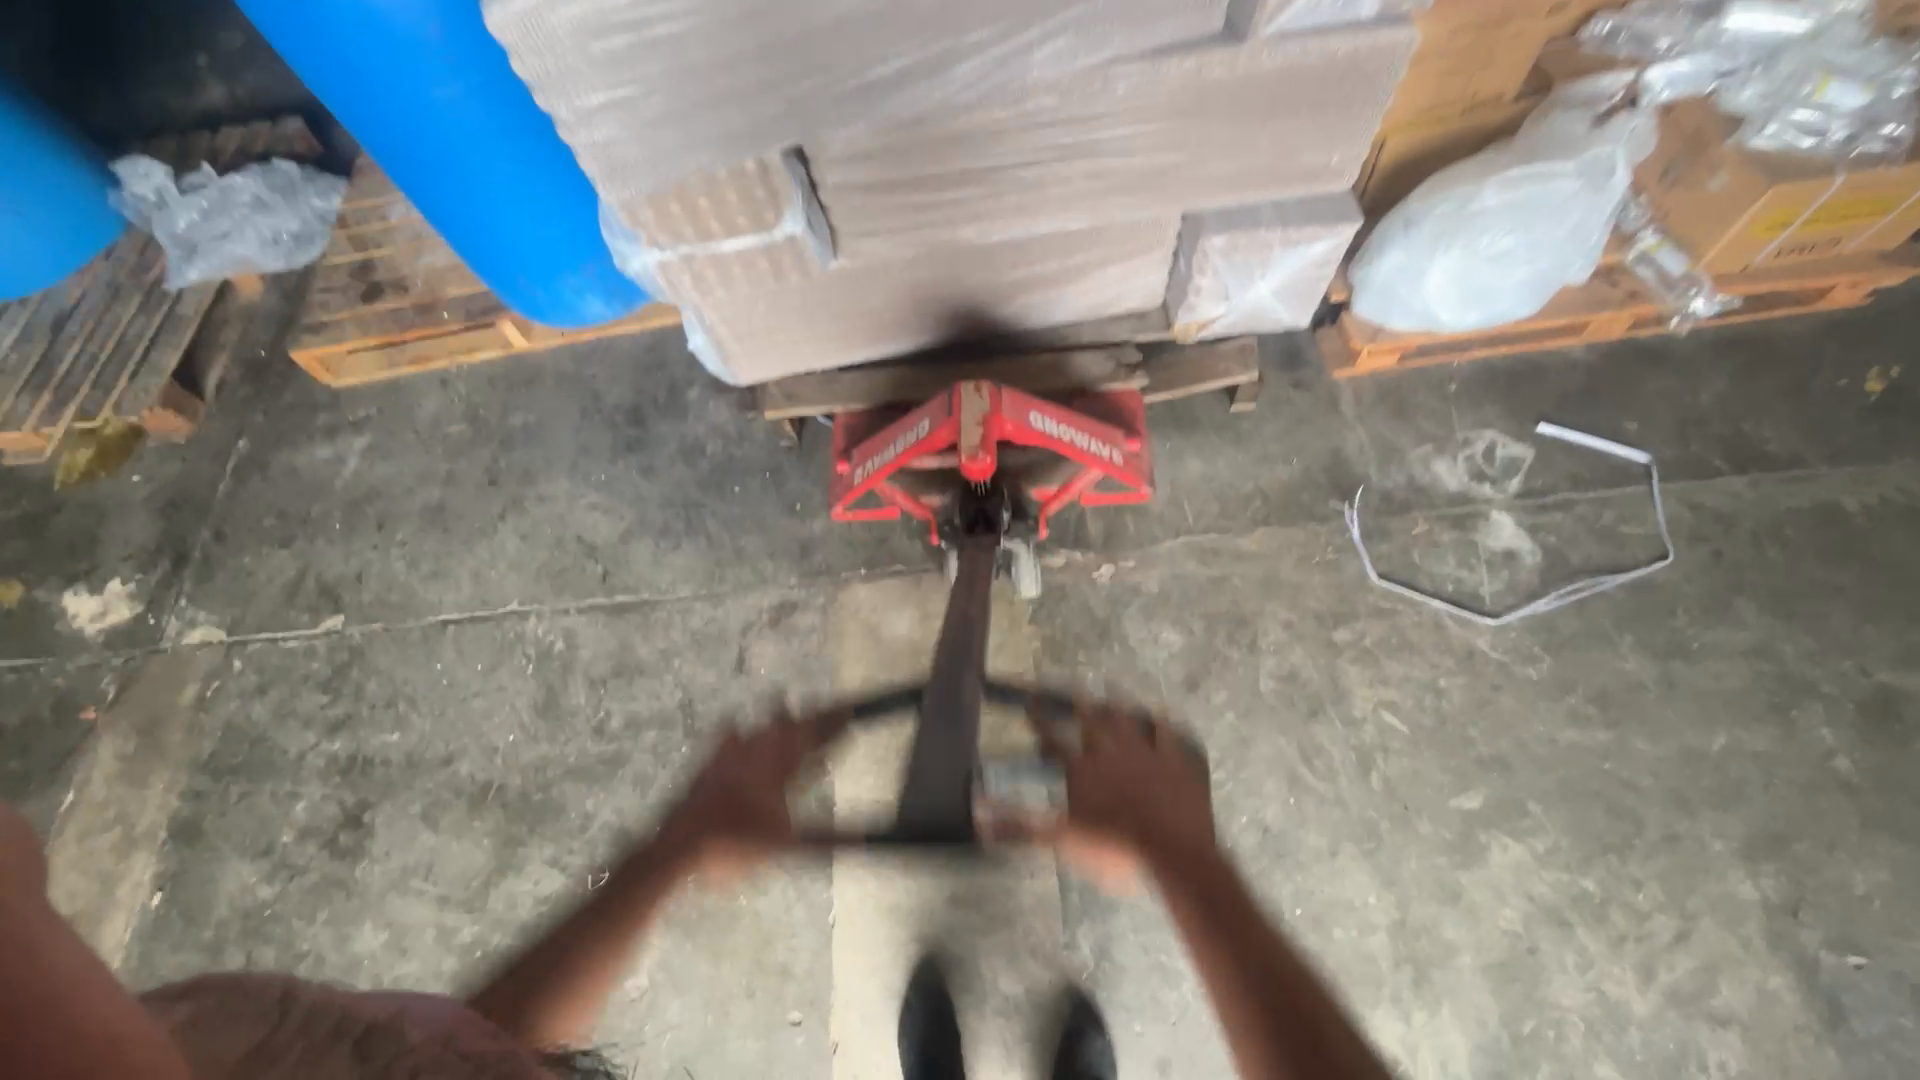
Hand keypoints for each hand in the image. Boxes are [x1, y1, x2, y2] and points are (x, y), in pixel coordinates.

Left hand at [653, 706, 849, 882]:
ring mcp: (731, 758)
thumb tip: (869, 838)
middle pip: (793, 728)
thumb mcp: (788, 847)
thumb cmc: (735, 846)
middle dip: (815, 715)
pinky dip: (732, 732)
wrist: (680, 846)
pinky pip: (722, 740)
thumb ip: (830, 841)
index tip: (852, 712)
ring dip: (778, 717)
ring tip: (787, 703)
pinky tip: (732, 725)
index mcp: (782, 772)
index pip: (817, 742)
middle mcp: (759, 757)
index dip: (836, 727)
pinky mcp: (708, 766)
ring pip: (761, 729)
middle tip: (830, 703)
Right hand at [1024, 698, 1215, 890]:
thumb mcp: (1060, 841)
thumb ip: (1019, 826)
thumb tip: (978, 813)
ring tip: (1111, 686)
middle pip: (1091, 721)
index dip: (1039, 719)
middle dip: (1080, 704)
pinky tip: (1159, 711)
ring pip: (1127, 720)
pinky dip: (1161, 722)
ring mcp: (1145, 754)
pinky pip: (1166, 735)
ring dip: (1117, 704)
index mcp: (1081, 769)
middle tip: (1075, 688)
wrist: (1171, 855)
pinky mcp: (1175, 762)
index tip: (1028, 701)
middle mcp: (1110, 752)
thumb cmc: (1112, 850)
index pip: (1053, 737)